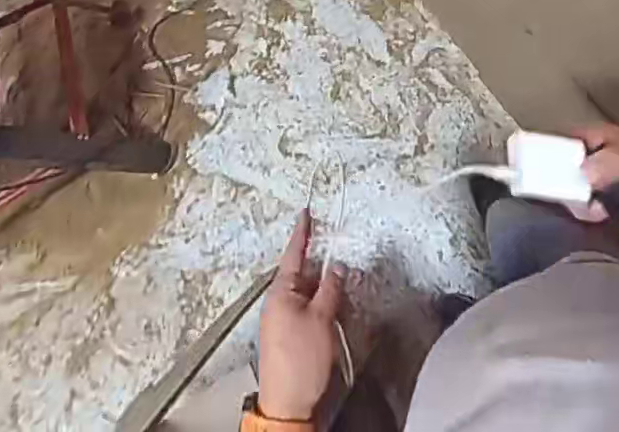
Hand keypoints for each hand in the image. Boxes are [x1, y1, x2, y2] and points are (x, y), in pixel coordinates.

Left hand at [256, 209, 342, 420]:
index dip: (302, 232)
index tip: (306, 212)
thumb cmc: (302, 359)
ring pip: (306, 289)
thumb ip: (331, 288)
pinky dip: (320, 298)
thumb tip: (337, 266)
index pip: (293, 254)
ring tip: (341, 272)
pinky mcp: (289, 333)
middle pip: (302, 271)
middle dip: (319, 259)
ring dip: (323, 281)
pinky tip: (334, 299)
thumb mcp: (321, 318)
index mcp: (280, 293)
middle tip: (335, 242)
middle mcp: (278, 302)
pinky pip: (306, 305)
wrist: (288, 405)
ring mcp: (282, 318)